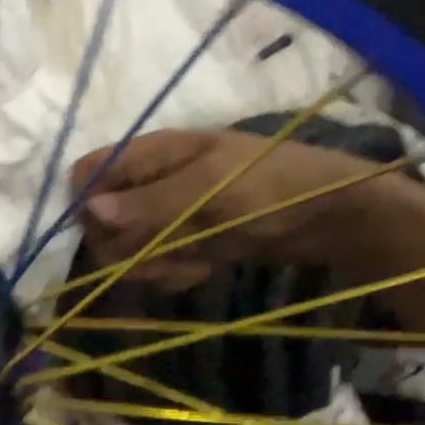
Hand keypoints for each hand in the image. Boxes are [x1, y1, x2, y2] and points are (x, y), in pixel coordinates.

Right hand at [70, 128, 385, 282]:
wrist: (338, 216)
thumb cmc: (272, 186)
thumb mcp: (210, 190)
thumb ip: (150, 201)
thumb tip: (89, 211)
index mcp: (151, 153)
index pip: (88, 174)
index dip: (86, 203)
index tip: (108, 231)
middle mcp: (152, 181)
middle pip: (102, 216)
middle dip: (124, 243)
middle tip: (161, 256)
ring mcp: (171, 212)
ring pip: (129, 244)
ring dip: (151, 262)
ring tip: (190, 264)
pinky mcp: (190, 240)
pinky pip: (159, 260)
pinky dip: (174, 271)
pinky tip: (202, 269)